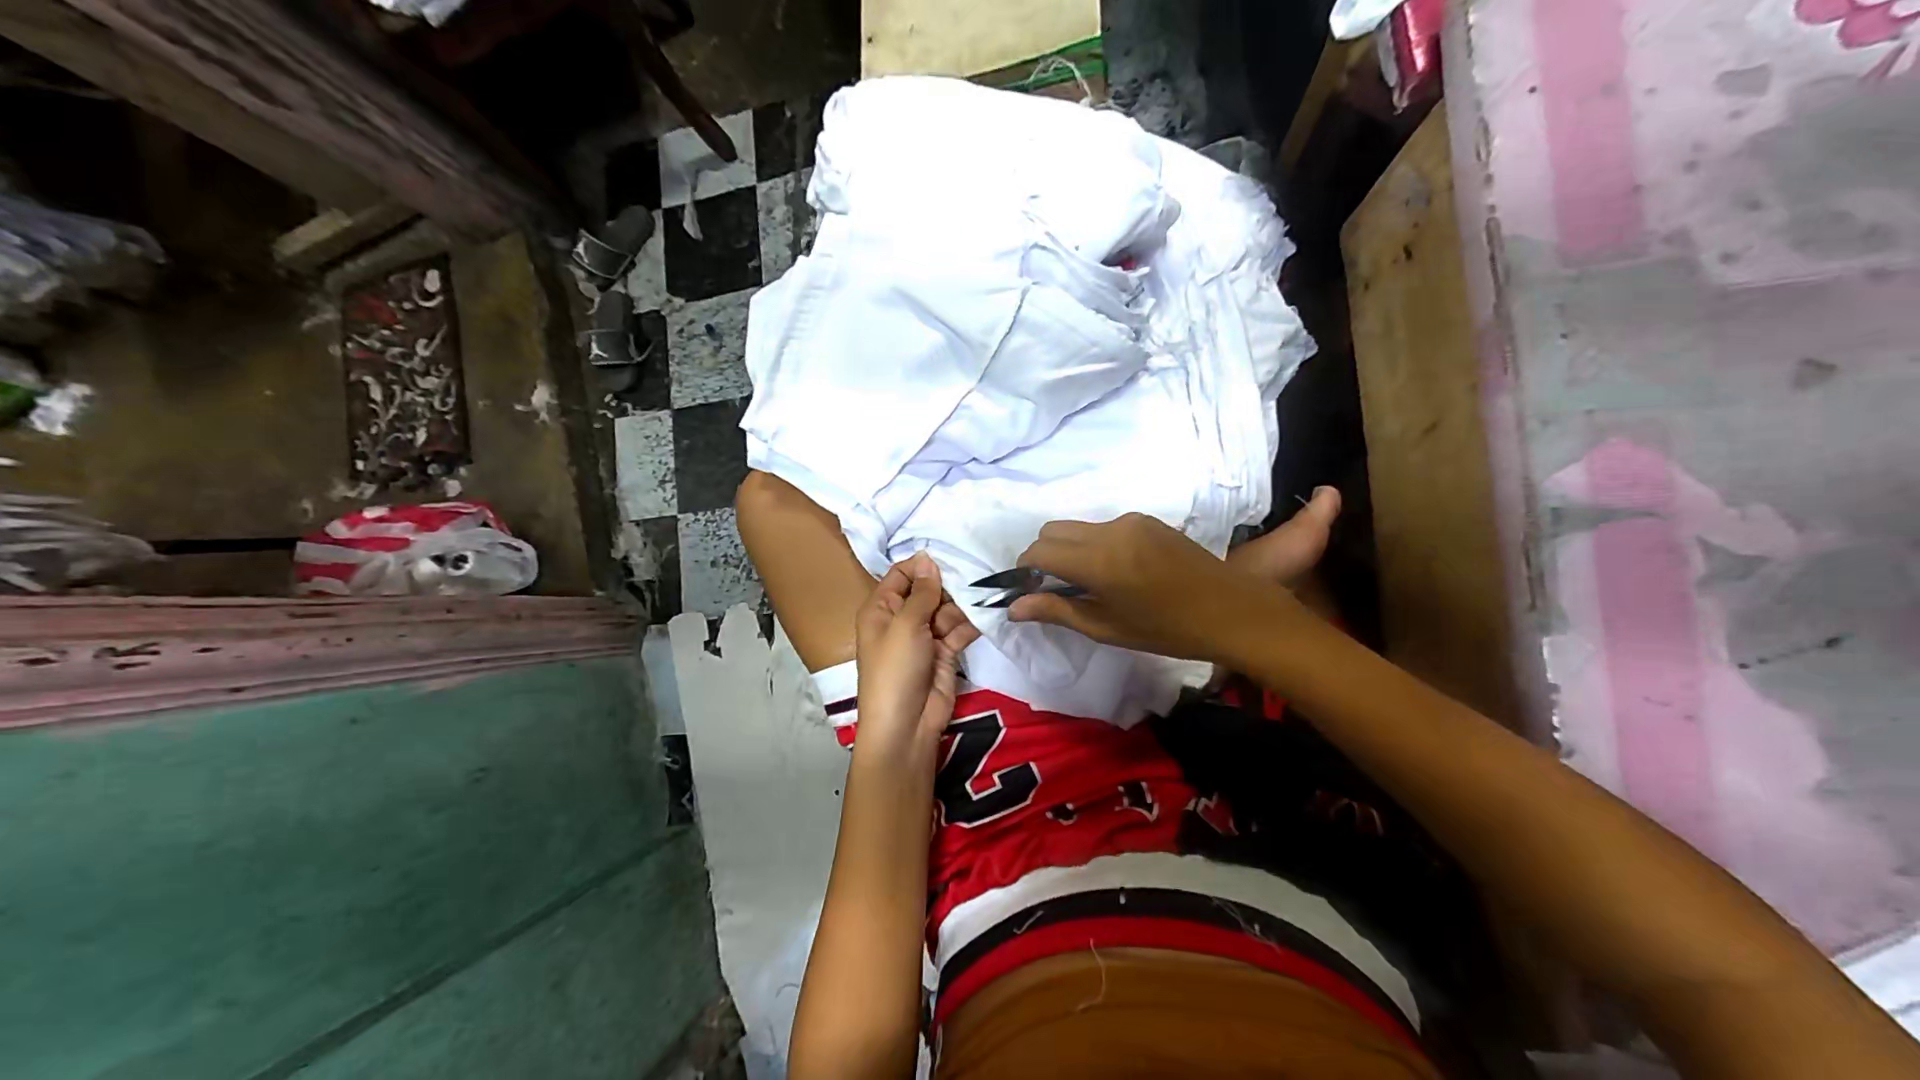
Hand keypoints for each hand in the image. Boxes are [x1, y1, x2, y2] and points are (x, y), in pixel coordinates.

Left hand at [855, 552, 980, 753]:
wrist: (906, 726)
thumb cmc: (895, 670)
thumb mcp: (905, 625)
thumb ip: (921, 592)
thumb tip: (927, 558)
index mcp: (881, 608)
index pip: (901, 574)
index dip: (923, 566)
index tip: (949, 558)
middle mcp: (902, 619)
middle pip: (929, 590)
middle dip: (949, 587)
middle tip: (971, 581)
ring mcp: (925, 637)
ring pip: (948, 609)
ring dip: (962, 608)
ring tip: (979, 603)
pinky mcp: (945, 653)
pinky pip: (960, 630)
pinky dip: (971, 625)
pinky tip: (984, 617)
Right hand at [1008, 512, 1309, 664]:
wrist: (1232, 610)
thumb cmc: (1167, 630)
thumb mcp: (1107, 628)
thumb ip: (1058, 611)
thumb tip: (1013, 606)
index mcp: (1098, 562)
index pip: (1039, 551)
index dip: (1025, 570)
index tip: (1030, 591)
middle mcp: (1110, 531)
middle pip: (1053, 530)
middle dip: (1043, 556)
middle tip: (1056, 588)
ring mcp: (1130, 521)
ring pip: (1078, 527)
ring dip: (1070, 549)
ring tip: (1090, 583)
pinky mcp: (1147, 519)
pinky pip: (1104, 527)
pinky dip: (1095, 544)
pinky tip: (1117, 571)